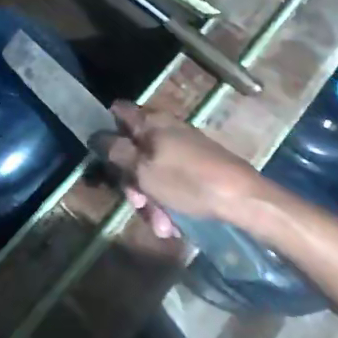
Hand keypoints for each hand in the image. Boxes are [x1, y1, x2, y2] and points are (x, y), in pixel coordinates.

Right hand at [99, 101, 270, 235]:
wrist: (242, 198)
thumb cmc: (186, 182)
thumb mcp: (142, 170)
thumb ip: (115, 152)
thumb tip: (96, 135)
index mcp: (150, 122)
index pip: (118, 111)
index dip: (105, 129)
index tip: (101, 155)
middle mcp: (165, 128)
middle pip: (133, 149)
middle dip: (131, 181)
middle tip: (137, 204)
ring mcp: (183, 147)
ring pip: (152, 171)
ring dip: (151, 199)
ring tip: (162, 226)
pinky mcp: (197, 166)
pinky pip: (172, 181)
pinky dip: (169, 201)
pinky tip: (174, 224)